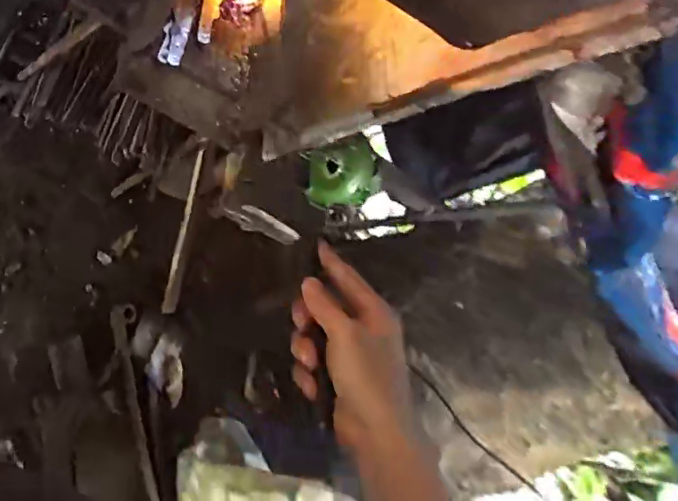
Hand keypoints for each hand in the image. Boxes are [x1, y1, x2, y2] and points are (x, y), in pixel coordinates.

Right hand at [292, 243, 446, 500]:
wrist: (377, 435)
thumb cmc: (367, 376)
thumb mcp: (343, 333)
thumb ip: (323, 303)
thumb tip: (309, 281)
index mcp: (374, 313)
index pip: (348, 277)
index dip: (330, 261)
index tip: (315, 243)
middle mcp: (364, 329)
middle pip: (324, 305)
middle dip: (307, 316)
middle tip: (300, 322)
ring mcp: (352, 354)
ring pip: (313, 333)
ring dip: (304, 347)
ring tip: (308, 362)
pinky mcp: (339, 376)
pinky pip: (313, 359)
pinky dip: (309, 370)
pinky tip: (313, 383)